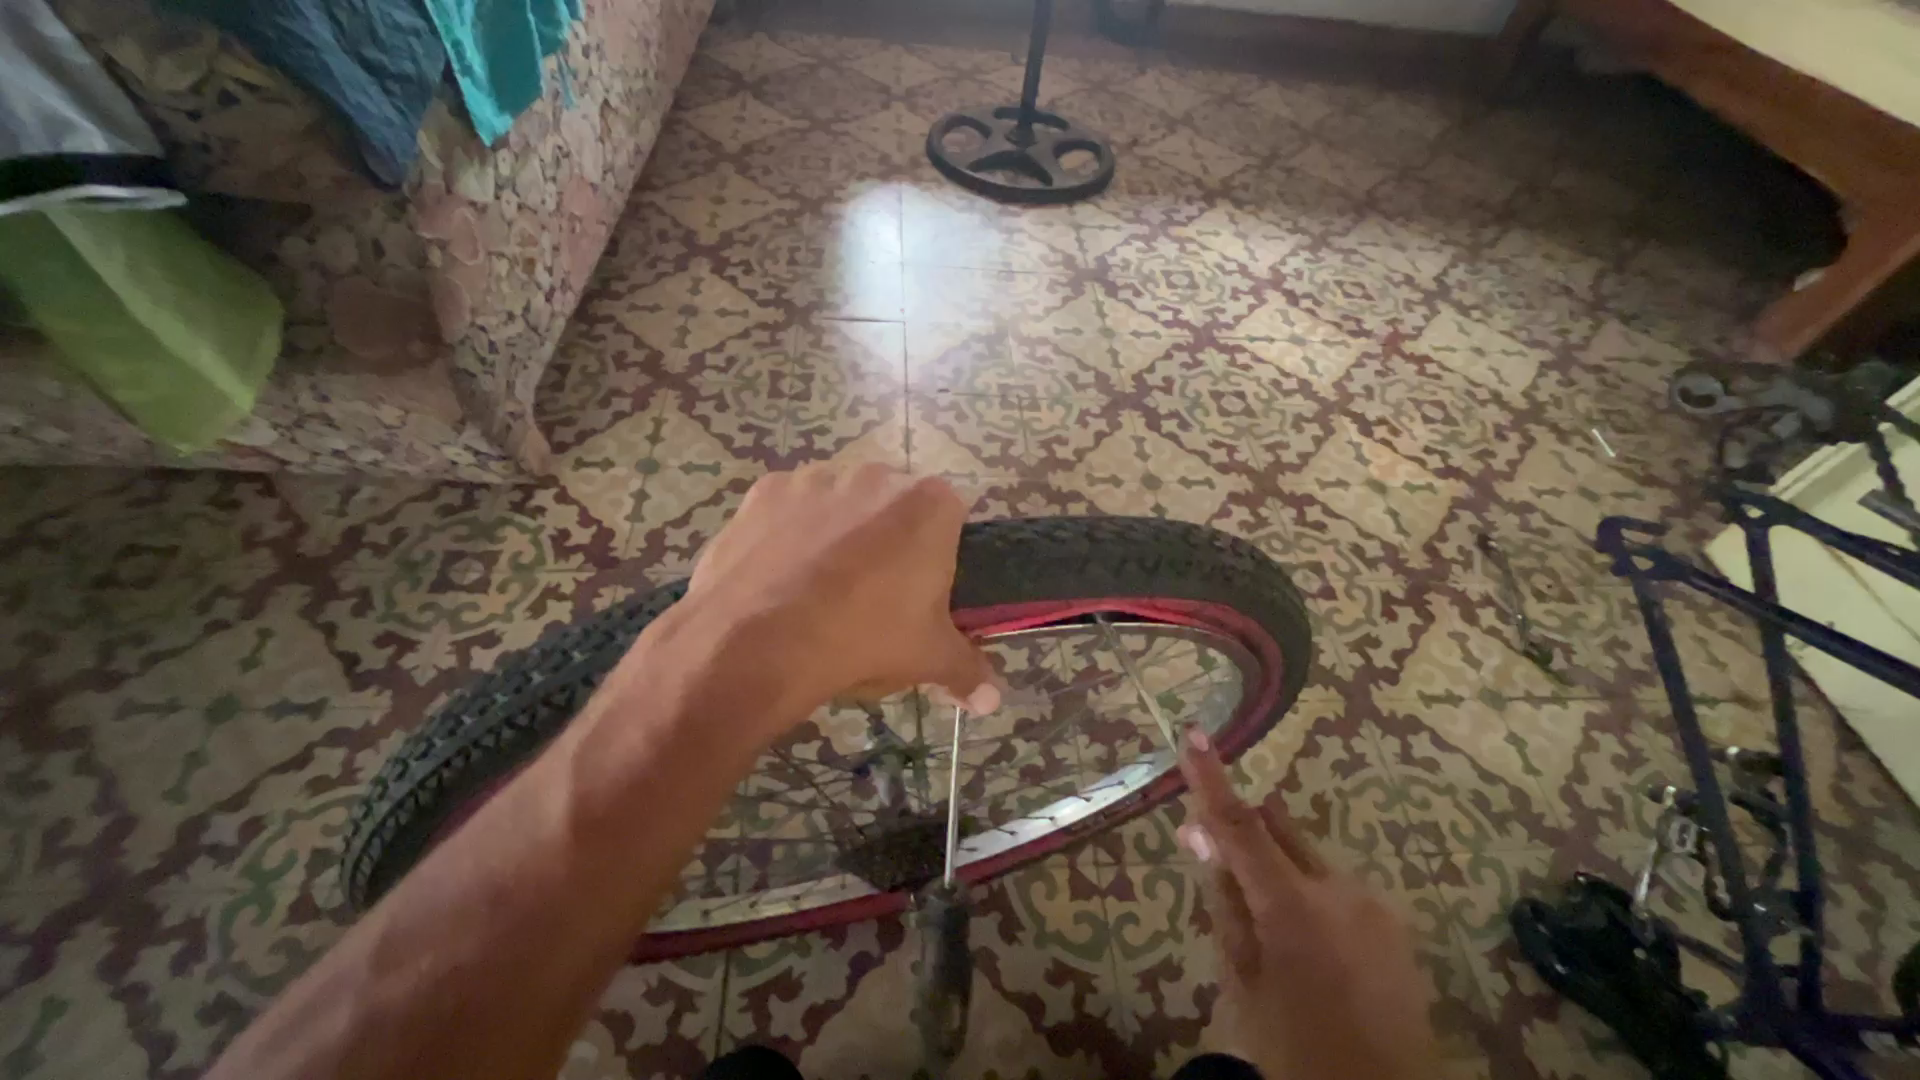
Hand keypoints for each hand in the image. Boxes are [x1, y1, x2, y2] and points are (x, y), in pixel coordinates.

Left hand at [684, 463, 999, 726]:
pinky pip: (790, 510)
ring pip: (840, 504)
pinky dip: (790, 534)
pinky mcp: (765, 490)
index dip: (939, 555)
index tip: (923, 592)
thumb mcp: (928, 659)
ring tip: (820, 592)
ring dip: (839, 534)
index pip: (952, 517)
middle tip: (875, 597)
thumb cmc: (864, 638)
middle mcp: (876, 474)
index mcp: (929, 503)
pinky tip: (782, 579)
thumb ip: (967, 670)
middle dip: (889, 540)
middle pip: (894, 505)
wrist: (759, 641)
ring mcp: (816, 477)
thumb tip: (991, 701)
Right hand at [1177, 728, 1434, 1079]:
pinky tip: (1310, 950)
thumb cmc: (1295, 1049)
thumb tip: (1201, 838)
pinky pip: (1335, 886)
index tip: (1193, 733)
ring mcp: (1374, 903)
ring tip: (1272, 934)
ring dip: (1277, 871)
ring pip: (1304, 858)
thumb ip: (1224, 902)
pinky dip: (1309, 896)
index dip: (1211, 779)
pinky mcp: (1395, 920)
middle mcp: (1338, 890)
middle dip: (1242, 831)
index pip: (1239, 826)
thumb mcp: (1241, 982)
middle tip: (1214, 860)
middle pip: (1275, 826)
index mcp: (1291, 908)